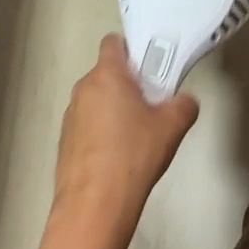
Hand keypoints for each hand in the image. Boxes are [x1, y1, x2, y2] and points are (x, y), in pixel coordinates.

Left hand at [53, 35, 199, 222]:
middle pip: (107, 75)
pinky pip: (87, 126)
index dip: (132, 50)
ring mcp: (70, 116)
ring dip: (114, 111)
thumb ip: (183, 105)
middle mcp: (82, 89)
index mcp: (106, 75)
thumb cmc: (134, 154)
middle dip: (128, 86)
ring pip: (96, 102)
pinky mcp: (64, 142)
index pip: (113, 43)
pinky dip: (101, 134)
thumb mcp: (172, 127)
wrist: (95, 205)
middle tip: (151, 108)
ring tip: (135, 139)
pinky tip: (118, 159)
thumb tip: (184, 102)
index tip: (150, 69)